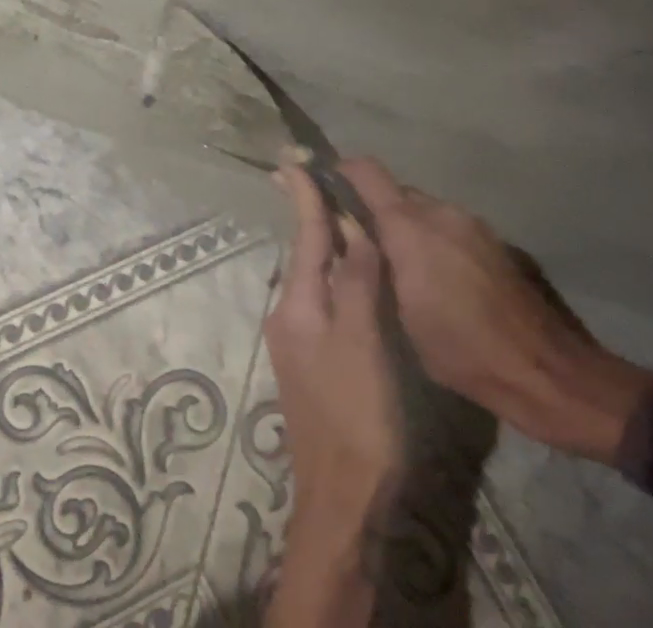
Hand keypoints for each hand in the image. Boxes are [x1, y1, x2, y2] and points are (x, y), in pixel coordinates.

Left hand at [260, 165, 403, 627]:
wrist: (342, 490)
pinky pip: (324, 304)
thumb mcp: (364, 344)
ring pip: (314, 280)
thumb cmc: (358, 414)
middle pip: (306, 256)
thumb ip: (357, 284)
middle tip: (320, 180)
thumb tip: (351, 228)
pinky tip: (354, 279)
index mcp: (298, 307)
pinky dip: (338, 279)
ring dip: (327, 248)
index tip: (295, 161)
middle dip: (315, 218)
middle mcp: (289, 317)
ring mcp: (297, 342)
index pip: (306, 239)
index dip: (307, 200)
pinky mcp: (313, 363)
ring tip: (341, 216)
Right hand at [340, 157, 652, 463]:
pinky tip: (424, 278)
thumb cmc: (460, 351)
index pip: (365, 173)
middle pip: (393, 192)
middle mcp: (442, 214)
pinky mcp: (494, 244)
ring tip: (384, 265)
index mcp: (411, 228)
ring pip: (420, 212)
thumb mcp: (394, 315)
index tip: (313, 183)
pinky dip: (426, 241)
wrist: (544, 373)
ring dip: (398, 227)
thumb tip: (343, 233)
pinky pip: (446, 229)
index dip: (336, 172)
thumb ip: (368, 263)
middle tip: (346, 240)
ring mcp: (473, 227)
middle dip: (366, 209)